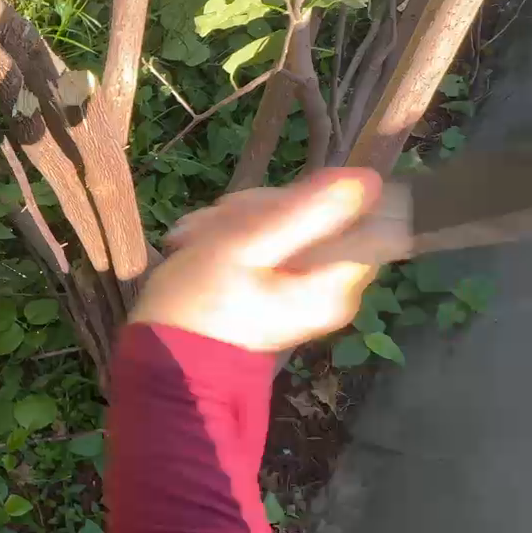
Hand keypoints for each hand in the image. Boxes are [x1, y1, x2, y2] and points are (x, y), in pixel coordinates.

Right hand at [131, 169, 385, 353]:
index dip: (327, 196)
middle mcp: (330, 287)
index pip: (367, 216)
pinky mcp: (277, 287)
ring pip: (288, 226)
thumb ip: (306, 212)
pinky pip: (268, 245)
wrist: (163, 353)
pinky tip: (200, 243)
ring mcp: (303, 288)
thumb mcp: (245, 246)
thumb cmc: (198, 301)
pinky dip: (233, 237)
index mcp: (334, 282)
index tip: (283, 200)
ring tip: (198, 237)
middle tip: (221, 220)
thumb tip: (368, 178)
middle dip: (265, 208)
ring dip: (239, 220)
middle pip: (323, 218)